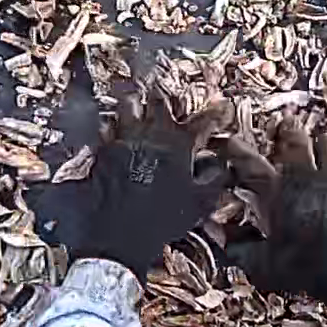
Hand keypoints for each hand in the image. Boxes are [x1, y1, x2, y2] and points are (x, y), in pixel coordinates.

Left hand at [67, 94, 231, 280]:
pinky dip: (112, 123)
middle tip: (168, 92)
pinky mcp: (103, 149)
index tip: (224, 105)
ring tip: (138, 100)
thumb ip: (215, 178)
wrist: (119, 234)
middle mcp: (151, 134)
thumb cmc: (163, 220)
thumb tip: (221, 161)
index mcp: (178, 145)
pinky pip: (106, 126)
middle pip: (160, 100)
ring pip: (129, 105)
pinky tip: (113, 125)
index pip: (203, 121)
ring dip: (136, 101)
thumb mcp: (200, 203)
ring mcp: (124, 139)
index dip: (216, 112)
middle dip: (167, 94)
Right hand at [223, 118, 326, 326]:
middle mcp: (307, 178)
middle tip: (286, 125)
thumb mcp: (263, 265)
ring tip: (322, 146)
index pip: (251, 165)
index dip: (238, 151)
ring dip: (325, 144)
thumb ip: (240, 248)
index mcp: (279, 193)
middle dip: (288, 131)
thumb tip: (217, 236)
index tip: (230, 140)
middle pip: (296, 140)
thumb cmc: (305, 269)